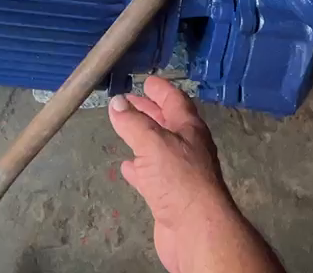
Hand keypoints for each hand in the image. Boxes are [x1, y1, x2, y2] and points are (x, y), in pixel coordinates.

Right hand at [107, 77, 242, 272]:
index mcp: (189, 128)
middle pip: (166, 122)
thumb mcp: (153, 142)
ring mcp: (179, 172)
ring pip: (158, 148)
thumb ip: (133, 122)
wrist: (196, 231)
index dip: (161, 88)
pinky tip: (126, 166)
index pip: (175, 99)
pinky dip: (139, 168)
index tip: (146, 80)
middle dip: (148, 110)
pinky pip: (151, 175)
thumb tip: (116, 102)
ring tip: (123, 128)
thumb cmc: (179, 178)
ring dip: (142, 137)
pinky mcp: (170, 196)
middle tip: (127, 101)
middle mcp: (187, 147)